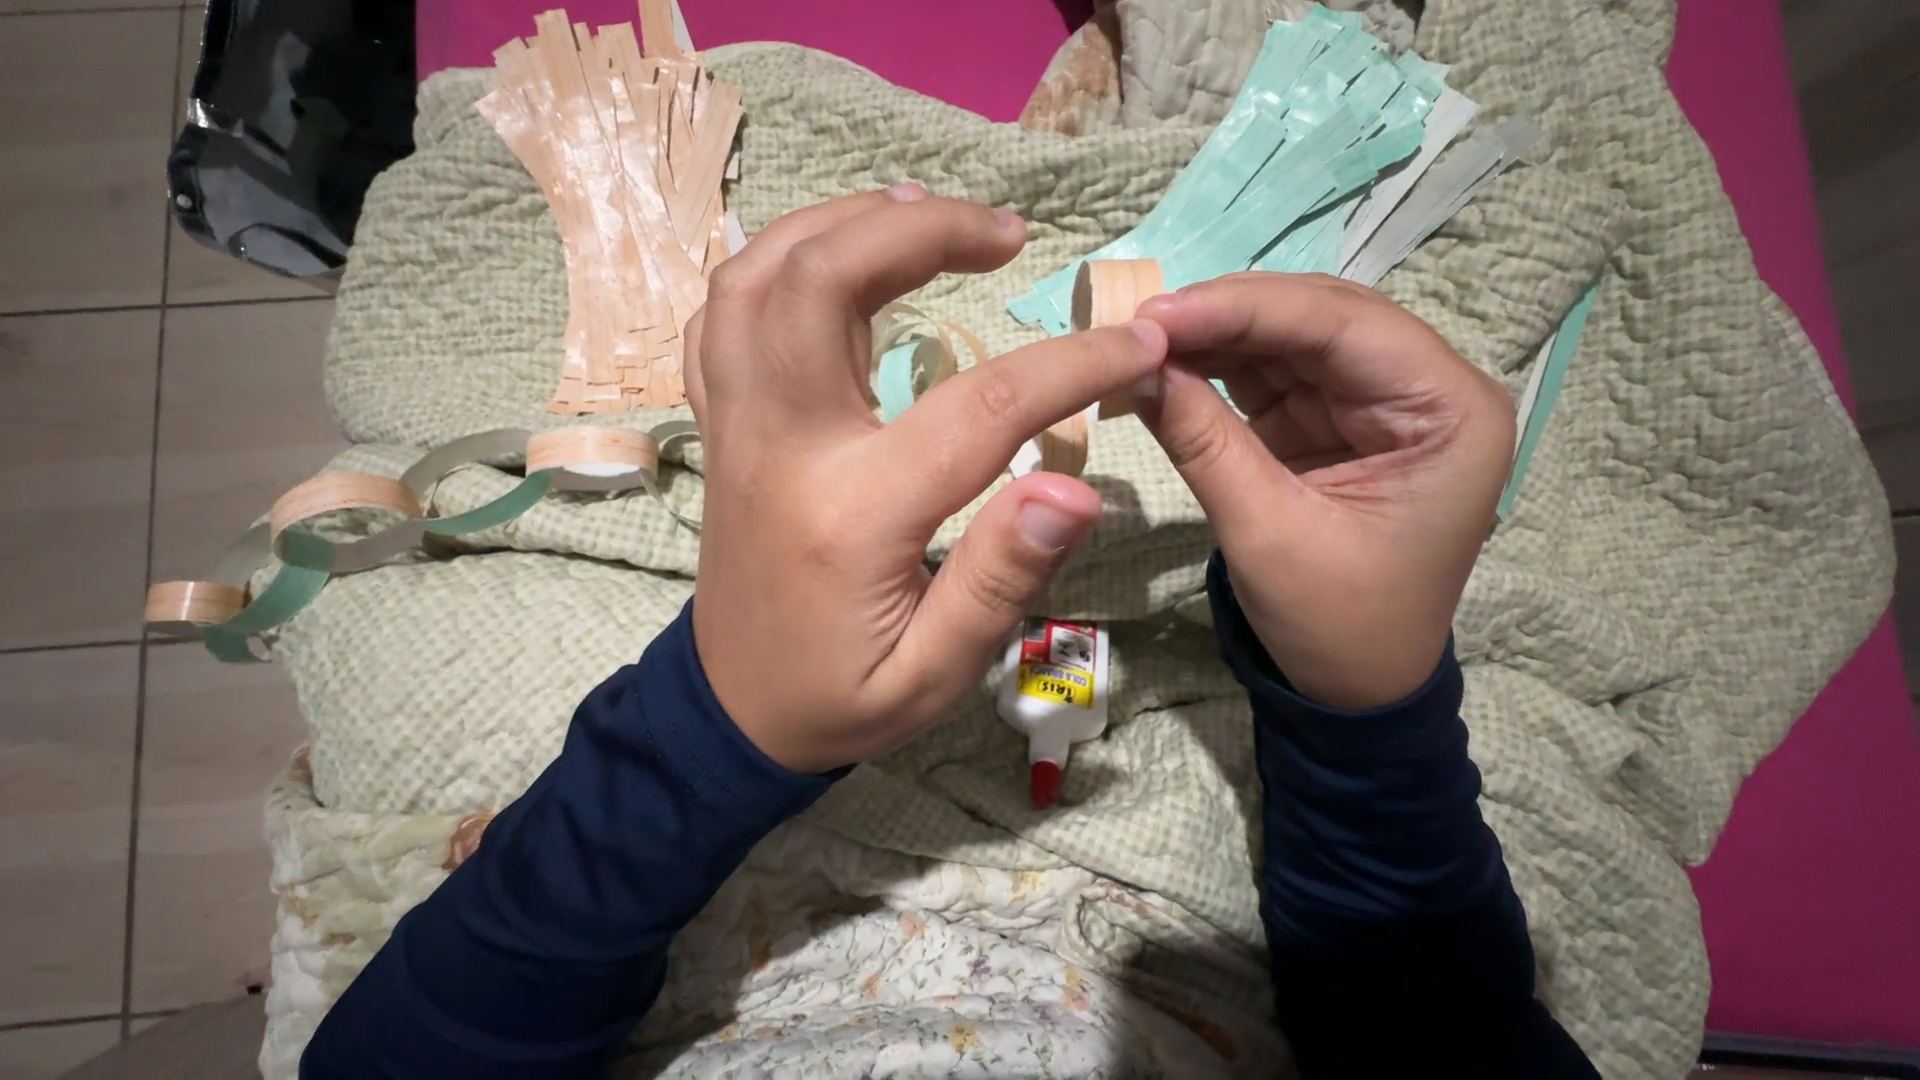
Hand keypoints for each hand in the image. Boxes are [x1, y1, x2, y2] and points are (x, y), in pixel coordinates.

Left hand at [686, 186, 1167, 772]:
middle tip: (1005, 233)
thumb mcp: (934, 673)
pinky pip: (724, 314)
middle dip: (921, 229)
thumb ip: (1001, 579)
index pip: (979, 406)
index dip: (1070, 364)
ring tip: (924, 216)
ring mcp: (739, 426)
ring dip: (843, 223)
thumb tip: (1075, 485)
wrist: (733, 710)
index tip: (1137, 342)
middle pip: (824, 282)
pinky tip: (834, 260)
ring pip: (759, 276)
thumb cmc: (839, 697)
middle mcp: (782, 445)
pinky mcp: (724, 426)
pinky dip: (778, 262)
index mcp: (852, 513)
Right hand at [1134, 273, 1514, 709]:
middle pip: (1319, 320)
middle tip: (1142, 321)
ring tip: (1143, 339)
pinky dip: (1217, 369)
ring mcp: (1376, 405)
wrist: (1352, 686)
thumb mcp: (1265, 531)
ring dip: (1216, 337)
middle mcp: (1423, 390)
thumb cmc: (1333, 621)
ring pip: (1290, 341)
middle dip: (1228, 316)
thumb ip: (1203, 440)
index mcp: (1448, 411)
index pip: (1344, 326)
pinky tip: (1168, 364)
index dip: (1246, 309)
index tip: (1159, 312)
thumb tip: (1136, 366)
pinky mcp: (1331, 424)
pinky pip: (1271, 378)